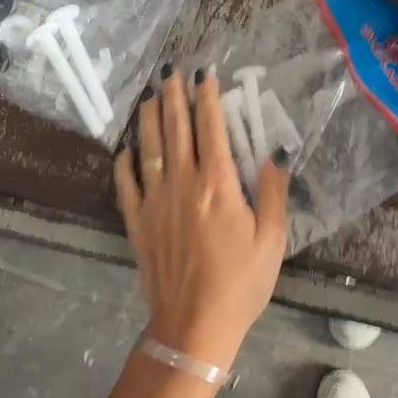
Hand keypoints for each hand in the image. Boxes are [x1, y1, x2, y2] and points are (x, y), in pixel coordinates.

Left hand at [113, 69, 288, 369]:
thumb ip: (273, 192)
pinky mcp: (137, 221)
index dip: (207, 98)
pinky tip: (124, 148)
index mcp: (218, 184)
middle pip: (176, 128)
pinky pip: (126, 183)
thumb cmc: (240, 284)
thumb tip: (274, 152)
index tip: (204, 74)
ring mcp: (155, 201)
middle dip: (173, 96)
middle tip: (171, 71)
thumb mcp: (272, 240)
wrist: (193, 325)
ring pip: (149, 147)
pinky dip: (124, 162)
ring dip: (148, 118)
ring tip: (149, 95)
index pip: (211, 128)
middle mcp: (183, 182)